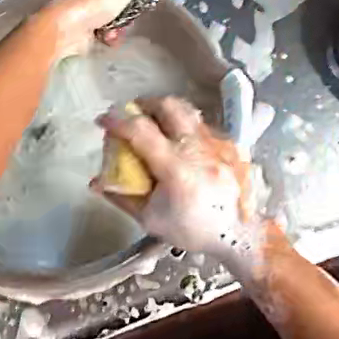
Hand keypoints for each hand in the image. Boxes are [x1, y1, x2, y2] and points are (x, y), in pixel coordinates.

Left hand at [35, 0, 166, 59]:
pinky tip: (108, 37)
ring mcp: (88, 7)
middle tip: (138, 10)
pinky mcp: (86, 27)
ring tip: (118, 28)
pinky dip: (110, 34)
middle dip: (132, 4)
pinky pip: (107, 30)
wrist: (65, 27)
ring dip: (121, 23)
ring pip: (117, 13)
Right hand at [96, 96, 269, 274]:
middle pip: (169, 106)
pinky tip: (183, 143)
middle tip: (132, 111)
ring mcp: (218, 144)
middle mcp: (199, 149)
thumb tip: (98, 181)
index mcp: (177, 169)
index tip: (103, 121)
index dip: (116, 122)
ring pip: (189, 112)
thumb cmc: (195, 230)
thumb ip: (123, 198)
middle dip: (145, 103)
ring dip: (168, 112)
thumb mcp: (152, 220)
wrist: (240, 235)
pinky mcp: (232, 145)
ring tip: (156, 122)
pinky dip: (187, 128)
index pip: (141, 131)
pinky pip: (204, 126)